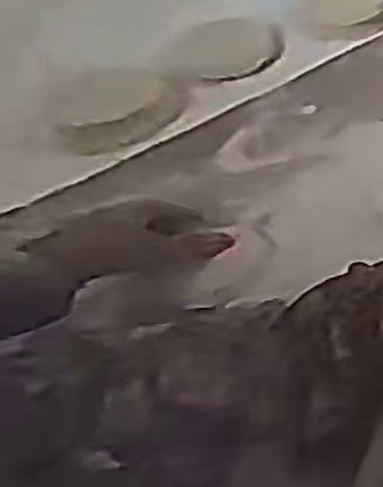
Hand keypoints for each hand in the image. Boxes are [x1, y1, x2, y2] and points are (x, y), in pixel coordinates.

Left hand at [22, 200, 232, 281]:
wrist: (47, 277)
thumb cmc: (112, 254)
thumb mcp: (162, 251)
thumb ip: (196, 246)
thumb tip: (231, 238)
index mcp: (134, 209)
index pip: (172, 209)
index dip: (194, 219)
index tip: (213, 229)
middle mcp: (113, 216)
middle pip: (151, 223)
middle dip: (173, 233)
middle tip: (197, 246)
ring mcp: (92, 236)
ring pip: (134, 238)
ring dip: (153, 248)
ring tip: (174, 261)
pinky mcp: (79, 256)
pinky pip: (119, 254)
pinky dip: (135, 261)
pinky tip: (145, 271)